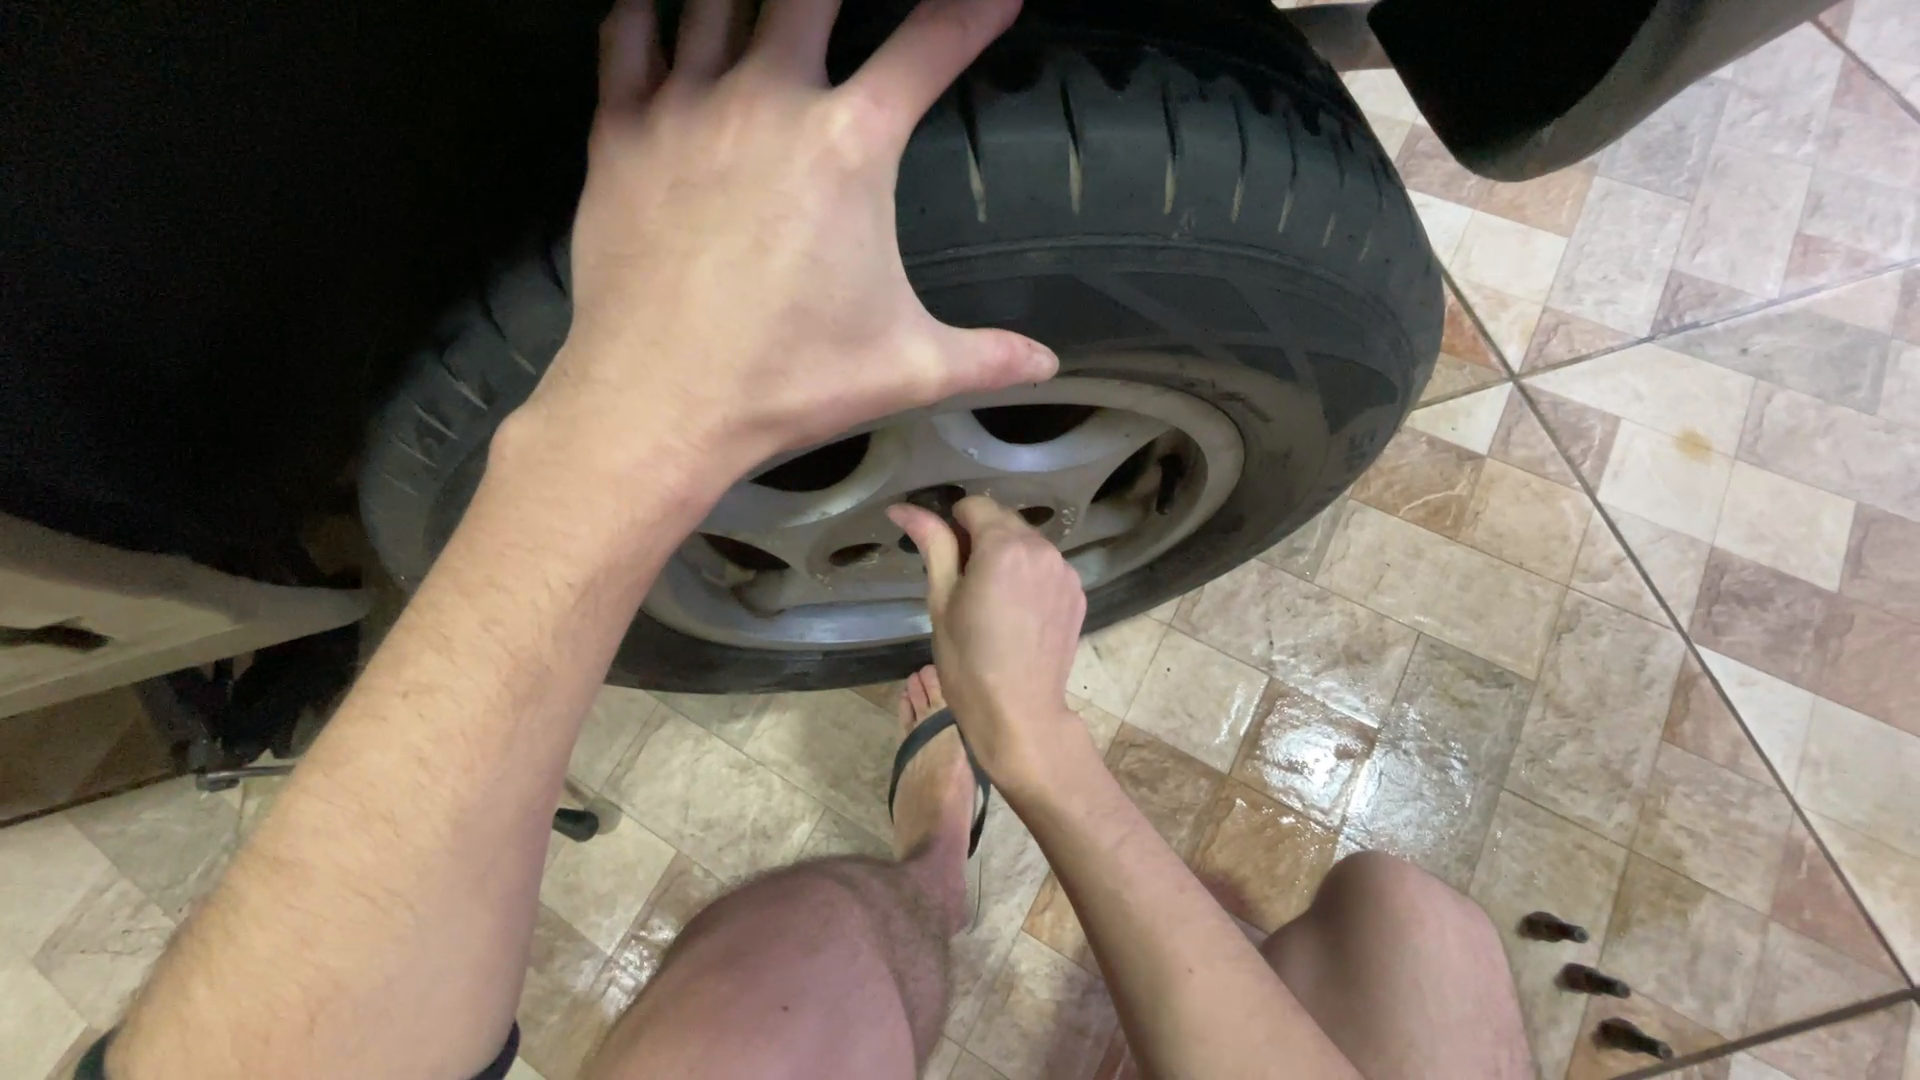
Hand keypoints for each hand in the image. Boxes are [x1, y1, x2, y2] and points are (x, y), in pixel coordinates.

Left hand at [512, 0, 1056, 485]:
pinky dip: (649, 15)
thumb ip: (986, 357)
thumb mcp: (907, 370)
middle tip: (845, 15)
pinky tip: (665, 17)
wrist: (660, 404)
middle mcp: (767, 100)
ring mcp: (684, 107)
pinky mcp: (618, 133)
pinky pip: (627, 34)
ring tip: (768, 15)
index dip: (970, 12)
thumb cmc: (789, 384)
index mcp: (849, 149)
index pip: (929, 46)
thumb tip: (1047, 366)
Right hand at [889, 496, 1090, 788]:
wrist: (1018, 714)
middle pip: (1005, 520)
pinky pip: (1047, 567)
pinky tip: (1016, 612)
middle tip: (963, 581)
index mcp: (1004, 546)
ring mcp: (1066, 571)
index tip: (944, 556)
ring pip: (1028, 543)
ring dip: (1007, 555)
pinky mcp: (1077, 593)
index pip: (976, 505)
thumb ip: (932, 544)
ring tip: (991, 600)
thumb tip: (904, 508)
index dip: (954, 523)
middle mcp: (1042, 549)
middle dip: (981, 538)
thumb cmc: (968, 662)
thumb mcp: (941, 600)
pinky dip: (1029, 575)